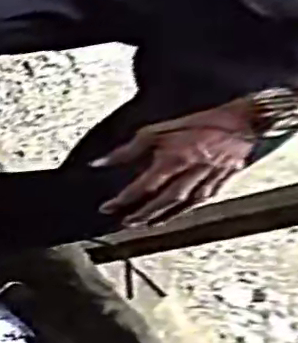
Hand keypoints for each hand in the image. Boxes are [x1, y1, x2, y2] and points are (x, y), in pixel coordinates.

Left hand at [94, 99, 256, 225]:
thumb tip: (97, 163)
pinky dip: (189, 208)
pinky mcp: (228, 175)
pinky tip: (176, 213)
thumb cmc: (198, 124)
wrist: (246, 118)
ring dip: (166, 215)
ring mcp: (214, 174)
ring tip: (147, 224)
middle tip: (126, 223)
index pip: (144, 187)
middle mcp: (195, 170)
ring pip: (189, 202)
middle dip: (145, 213)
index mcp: (175, 160)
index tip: (106, 208)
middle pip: (167, 199)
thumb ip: (125, 151)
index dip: (123, 200)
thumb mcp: (155, 132)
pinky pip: (207, 196)